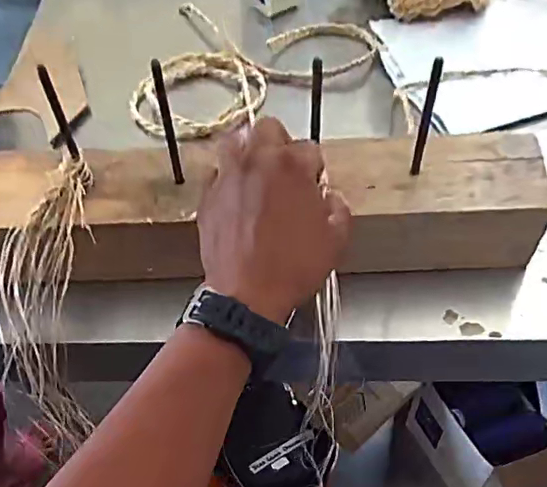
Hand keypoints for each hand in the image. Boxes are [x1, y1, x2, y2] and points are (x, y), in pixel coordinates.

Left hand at [197, 116, 352, 323]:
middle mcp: (258, 161)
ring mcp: (228, 177)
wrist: (247, 296)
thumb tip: (331, 200)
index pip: (310, 150)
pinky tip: (235, 199)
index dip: (314, 171)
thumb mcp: (334, 243)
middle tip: (284, 174)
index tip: (313, 189)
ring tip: (256, 176)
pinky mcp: (208, 198)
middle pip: (270, 130)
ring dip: (249, 152)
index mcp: (293, 165)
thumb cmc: (291, 271)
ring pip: (236, 141)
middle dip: (280, 146)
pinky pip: (216, 174)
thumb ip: (339, 210)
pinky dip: (226, 180)